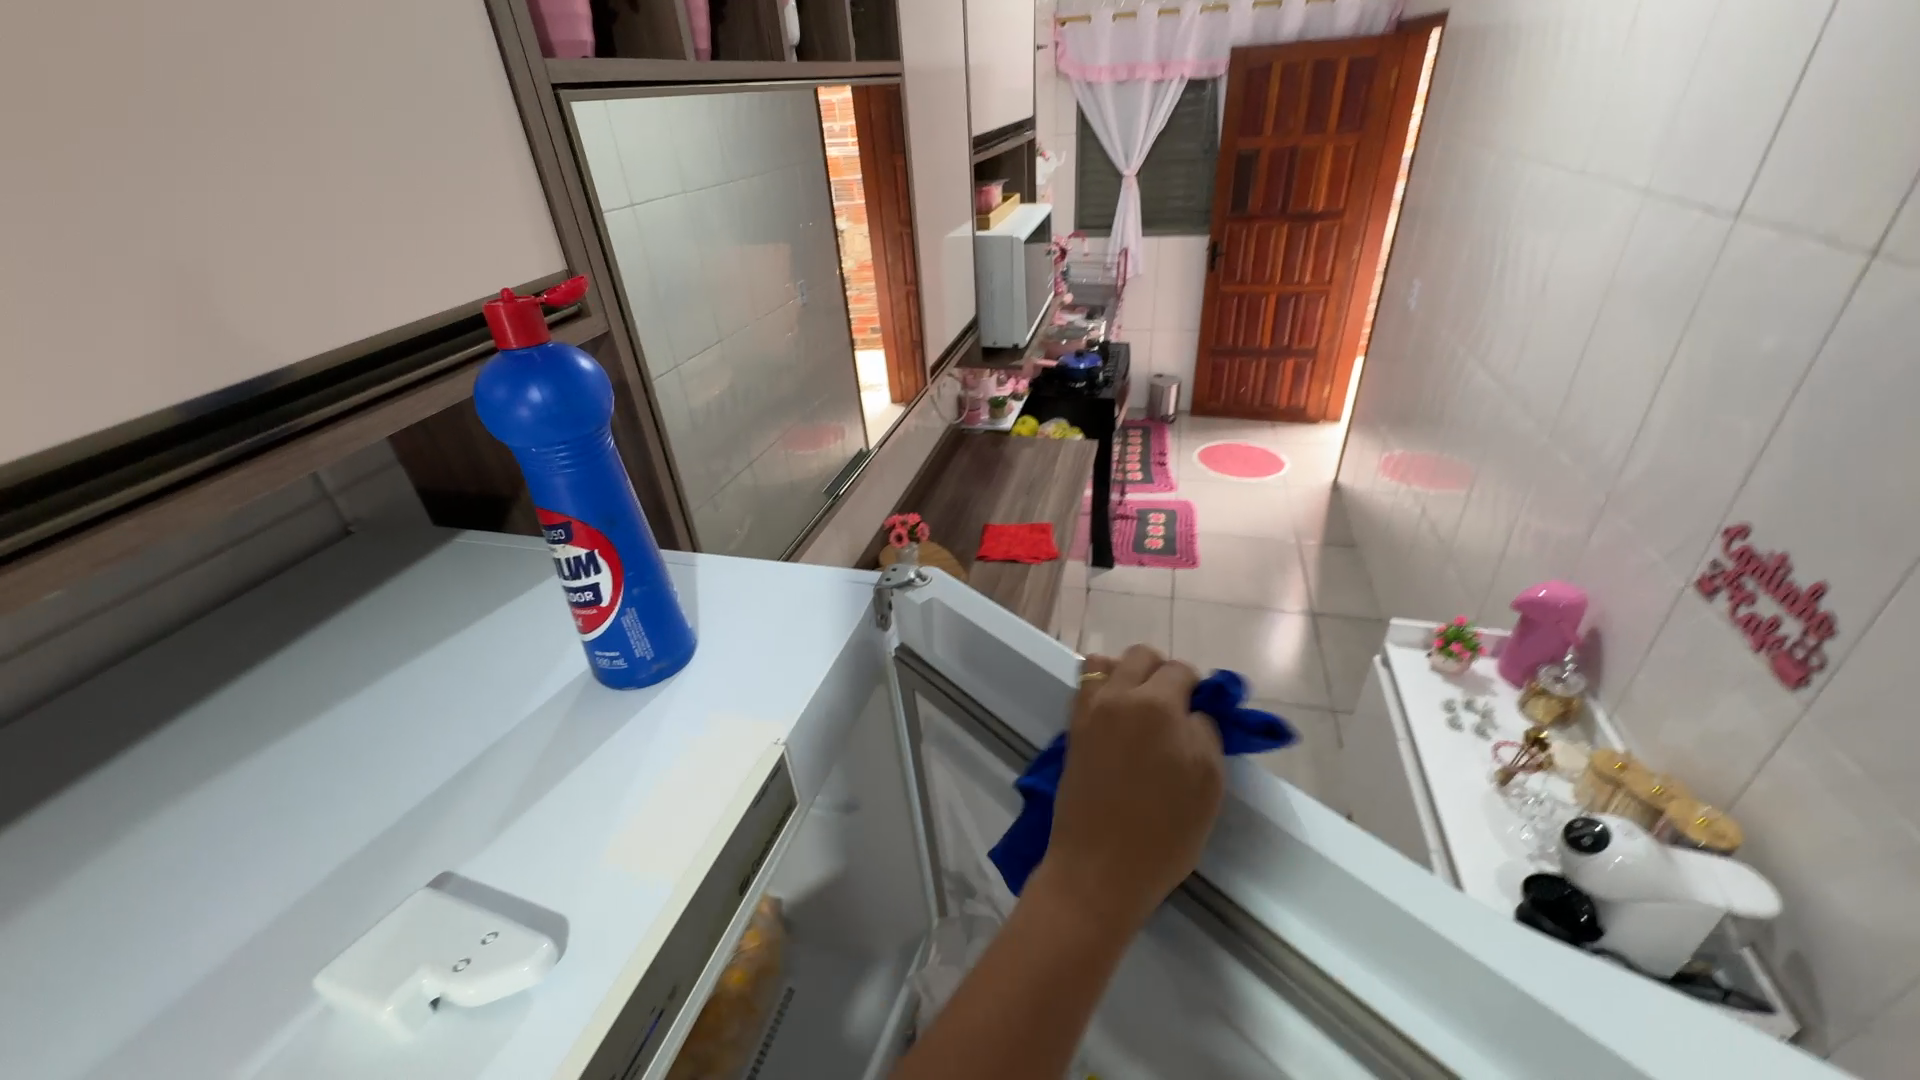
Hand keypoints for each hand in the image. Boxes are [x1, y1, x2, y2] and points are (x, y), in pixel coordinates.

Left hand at [1030, 646, 1224, 931]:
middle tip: (1175, 708)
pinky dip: (1102, 688)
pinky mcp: (1072, 729)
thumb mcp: (1208, 782)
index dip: (1197, 690)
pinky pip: (1085, 687)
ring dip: (1127, 674)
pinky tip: (1117, 717)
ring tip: (1141, 708)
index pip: (1182, 672)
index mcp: (1158, 704)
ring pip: (1106, 664)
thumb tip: (1194, 712)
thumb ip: (1205, 733)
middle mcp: (1119, 695)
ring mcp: (1089, 710)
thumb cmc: (1164, 832)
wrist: (1099, 866)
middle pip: (1142, 657)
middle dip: (1162, 672)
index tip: (1202, 712)